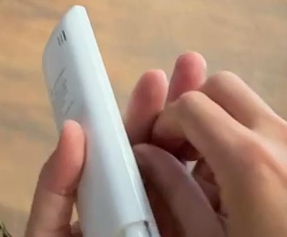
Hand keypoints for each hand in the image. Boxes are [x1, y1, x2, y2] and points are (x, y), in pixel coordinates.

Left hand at [23, 54, 209, 236]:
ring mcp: (167, 232)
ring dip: (205, 139)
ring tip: (218, 102)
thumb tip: (73, 130)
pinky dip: (222, 190)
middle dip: (180, 108)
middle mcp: (141, 212)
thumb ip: (54, 190)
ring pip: (191, 180)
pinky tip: (232, 162)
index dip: (142, 111)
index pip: (126, 147)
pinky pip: (208, 221)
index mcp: (106, 201)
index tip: (157, 76)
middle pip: (164, 153)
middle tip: (195, 66)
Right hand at [140, 72, 286, 236]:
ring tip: (230, 198)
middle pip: (225, 88)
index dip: (166, 124)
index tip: (160, 153)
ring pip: (261, 116)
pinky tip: (273, 212)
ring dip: (233, 136)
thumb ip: (175, 198)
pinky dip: (269, 158)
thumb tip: (149, 158)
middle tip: (186, 156)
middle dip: (198, 112)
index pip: (190, 105)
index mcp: (250, 160)